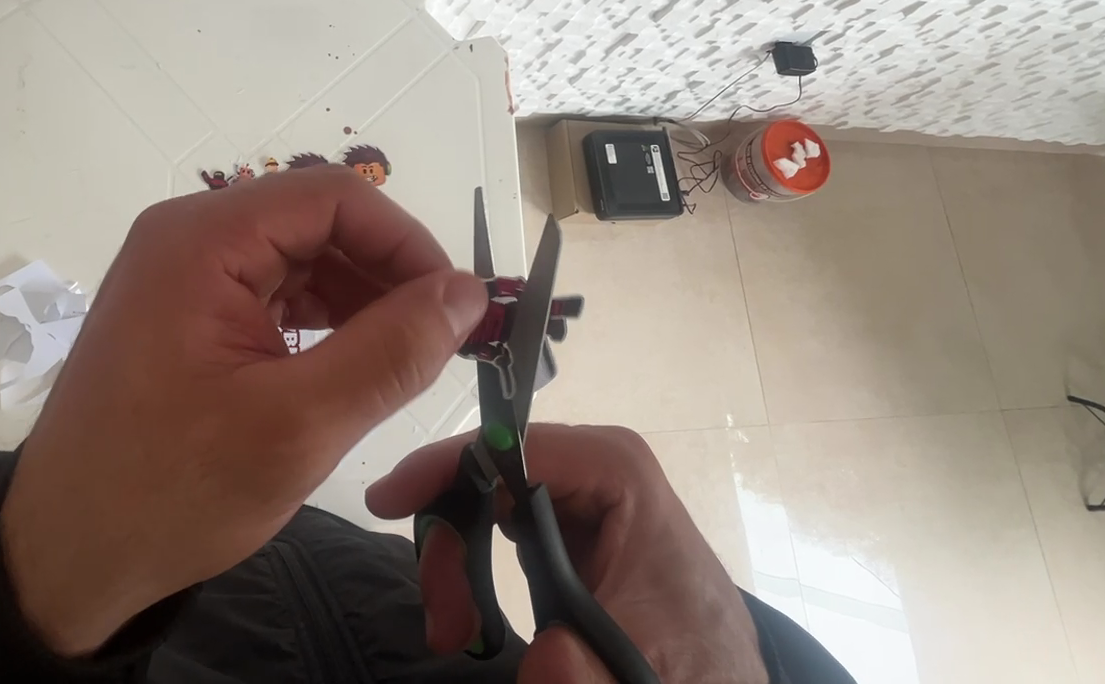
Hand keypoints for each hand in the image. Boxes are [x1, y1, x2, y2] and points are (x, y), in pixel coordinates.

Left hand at [0, 167, 488, 654]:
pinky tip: (355, 360)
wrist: (63, 557)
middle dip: (387, 273)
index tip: (453, 304)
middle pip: (318, 222)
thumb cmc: (171, 492)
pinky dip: (326, 319)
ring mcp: (188, 271)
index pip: (333, 197)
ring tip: (405, 356)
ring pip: (303, 256)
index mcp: (203, 239)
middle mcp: (192, 235)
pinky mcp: (191, 308)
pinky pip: (277, 289)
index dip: (404, 241)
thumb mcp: (297, 427)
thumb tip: (466, 293)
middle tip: (440, 338)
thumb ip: (391, 353)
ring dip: (362, 298)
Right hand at [367, 424, 767, 683]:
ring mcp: (576, 485)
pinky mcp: (564, 514)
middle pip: (488, 468)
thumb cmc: (694, 661)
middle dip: (451, 534)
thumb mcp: (646, 672)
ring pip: (484, 491)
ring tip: (455, 628)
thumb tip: (546, 656)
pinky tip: (469, 608)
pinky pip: (496, 515)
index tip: (388, 501)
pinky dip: (470, 556)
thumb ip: (593, 674)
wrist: (716, 678)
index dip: (447, 464)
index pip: (514, 444)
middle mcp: (591, 461)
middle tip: (442, 621)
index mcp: (615, 470)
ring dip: (456, 553)